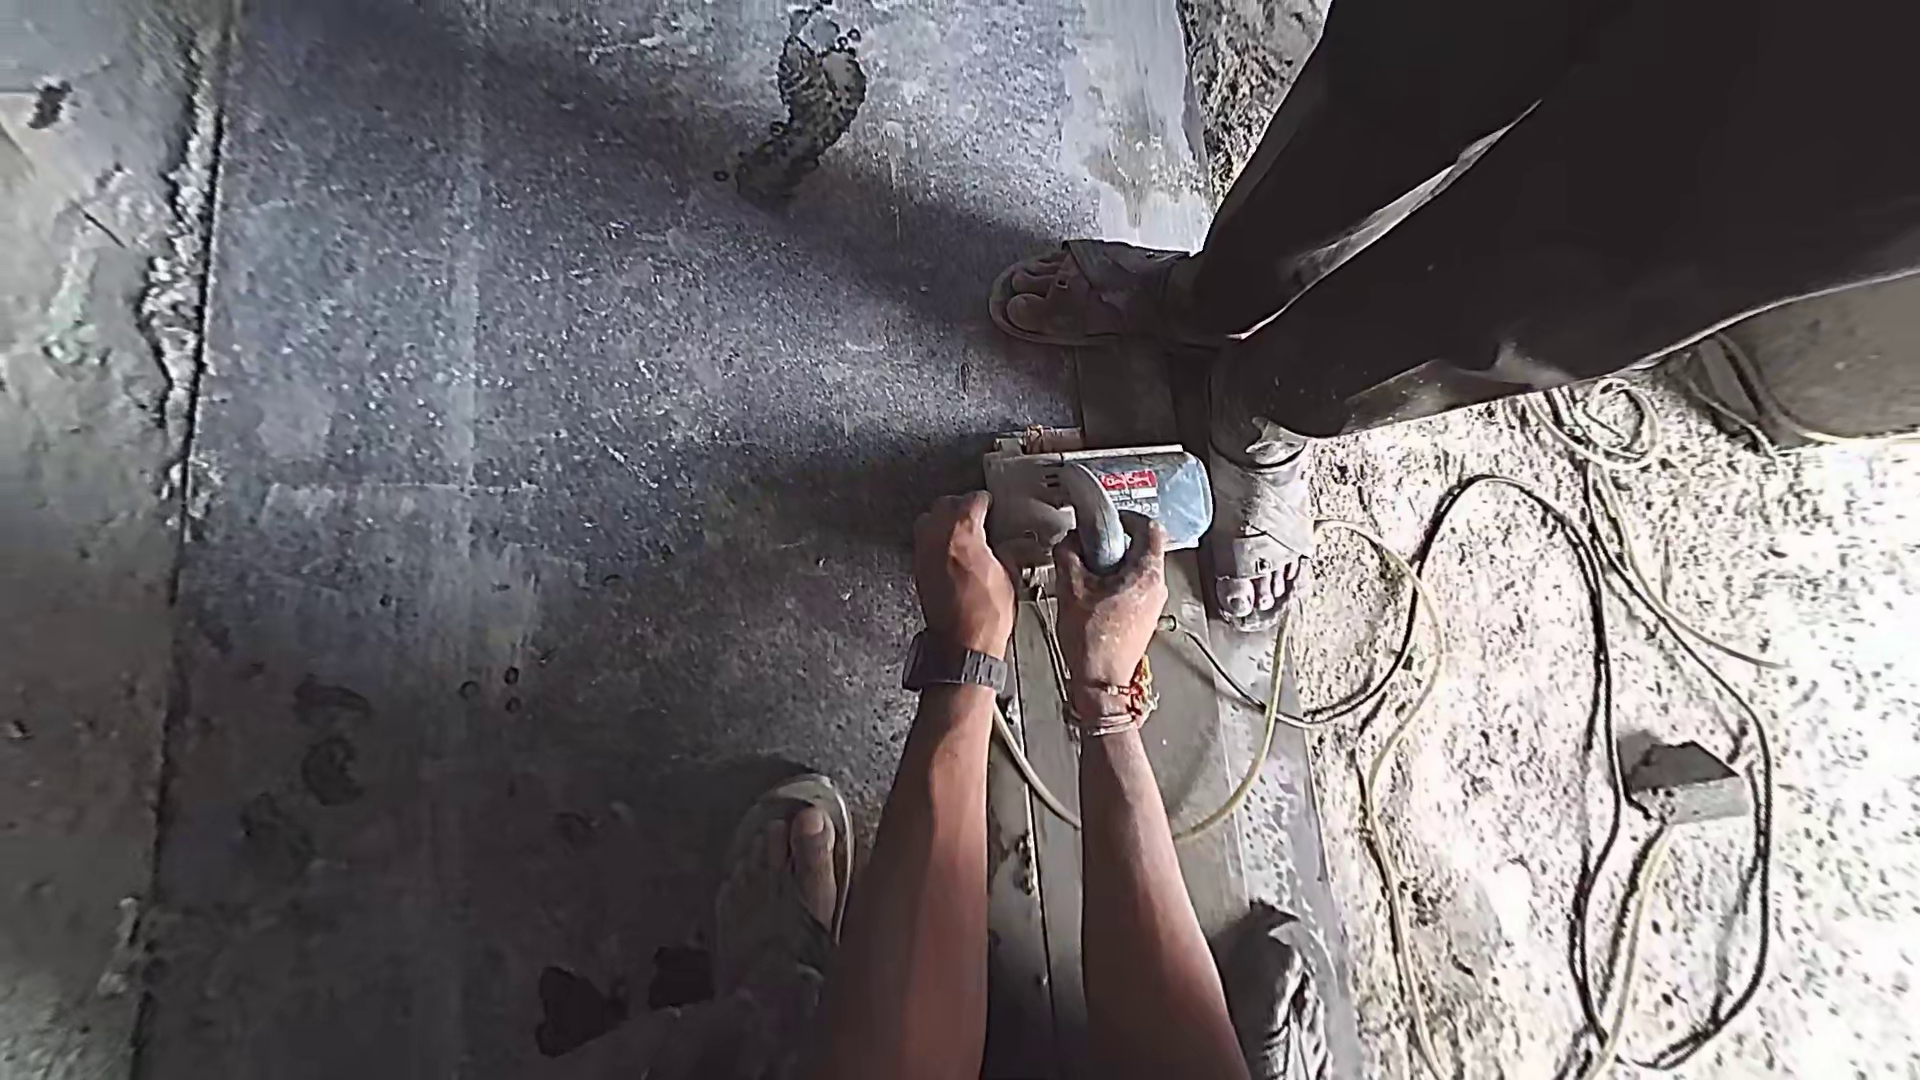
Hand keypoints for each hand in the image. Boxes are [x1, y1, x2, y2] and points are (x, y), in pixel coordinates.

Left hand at [913, 492, 1014, 658]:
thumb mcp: (1009, 577)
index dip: (985, 501)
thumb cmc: (985, 616)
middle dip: (961, 505)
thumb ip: (1008, 552)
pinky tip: (949, 549)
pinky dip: (934, 538)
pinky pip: (923, 541)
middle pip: (945, 504)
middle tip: (976, 512)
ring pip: (927, 519)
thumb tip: (1010, 545)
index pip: (972, 500)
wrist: (963, 645)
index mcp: (964, 533)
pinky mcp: (918, 569)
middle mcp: (939, 538)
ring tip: (960, 528)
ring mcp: (925, 553)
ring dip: (943, 519)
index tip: (990, 504)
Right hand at [1053, 513, 1167, 684]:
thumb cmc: (1091, 640)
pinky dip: (1116, 581)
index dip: (1126, 517)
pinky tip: (1092, 592)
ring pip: (1137, 568)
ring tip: (1086, 572)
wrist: (1099, 681)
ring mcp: (1154, 603)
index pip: (1149, 527)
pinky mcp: (1145, 616)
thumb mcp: (1070, 587)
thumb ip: (1068, 554)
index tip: (1106, 519)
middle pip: (1142, 547)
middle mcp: (1157, 587)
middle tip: (1089, 547)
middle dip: (1114, 542)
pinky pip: (1134, 586)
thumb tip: (1069, 540)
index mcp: (1146, 574)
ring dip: (1113, 563)